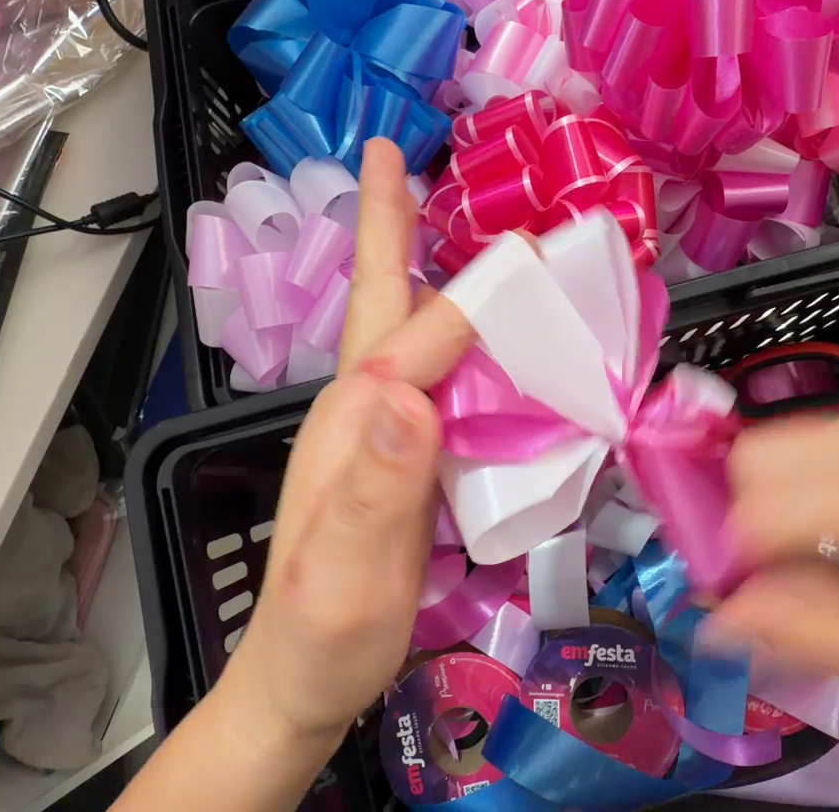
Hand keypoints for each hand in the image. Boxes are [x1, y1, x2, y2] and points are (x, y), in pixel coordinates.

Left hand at [217, 138, 477, 754]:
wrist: (300, 681)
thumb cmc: (324, 634)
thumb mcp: (348, 575)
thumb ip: (375, 487)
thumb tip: (405, 395)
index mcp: (353, 420)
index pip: (423, 340)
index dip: (480, 297)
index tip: (538, 252)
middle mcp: (360, 407)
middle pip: (383, 301)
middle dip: (389, 227)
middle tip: (390, 158)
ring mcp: (375, 427)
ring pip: (403, 328)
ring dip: (419, 266)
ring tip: (427, 210)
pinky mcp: (397, 451)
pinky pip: (429, 371)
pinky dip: (447, 330)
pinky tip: (474, 324)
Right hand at [712, 395, 838, 713]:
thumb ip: (805, 632)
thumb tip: (715, 616)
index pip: (773, 505)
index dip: (742, 554)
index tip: (745, 596)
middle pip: (757, 459)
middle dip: (747, 519)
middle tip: (772, 573)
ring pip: (763, 445)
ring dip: (766, 501)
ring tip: (808, 549)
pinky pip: (787, 440)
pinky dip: (787, 484)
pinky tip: (824, 519)